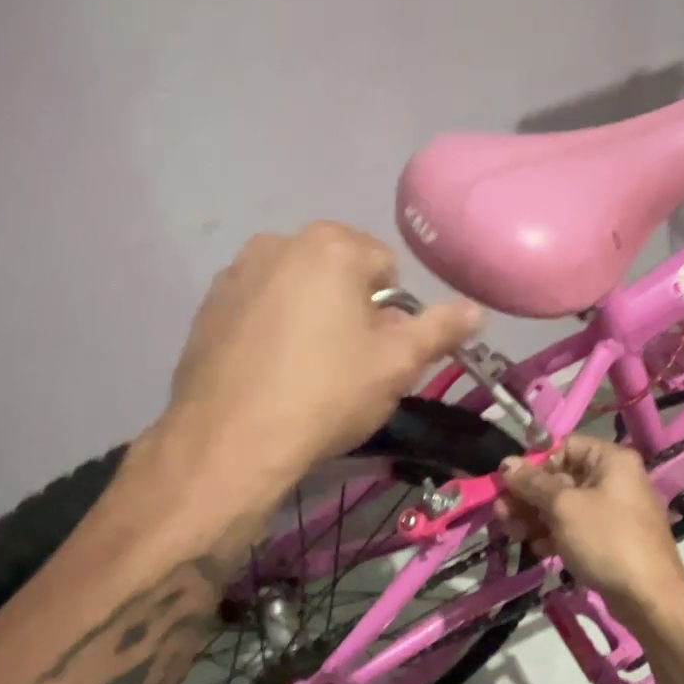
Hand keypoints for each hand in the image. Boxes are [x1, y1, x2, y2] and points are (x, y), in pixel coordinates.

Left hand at [155, 221, 480, 486]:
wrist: (231, 440)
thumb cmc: (327, 394)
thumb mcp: (398, 364)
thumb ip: (441, 328)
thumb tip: (476, 310)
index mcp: (331, 246)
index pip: (385, 265)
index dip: (392, 311)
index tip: (381, 352)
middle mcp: (279, 243)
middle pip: (338, 272)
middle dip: (351, 308)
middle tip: (350, 364)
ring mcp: (236, 273)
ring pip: (297, 289)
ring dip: (311, 316)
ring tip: (309, 371)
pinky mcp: (208, 307)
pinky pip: (260, 308)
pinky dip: (273, 330)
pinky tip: (272, 374)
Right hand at [497, 435, 683, 628]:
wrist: (649, 597)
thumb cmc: (607, 540)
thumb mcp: (564, 507)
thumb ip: (532, 483)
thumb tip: (506, 463)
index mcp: (611, 460)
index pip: (565, 446)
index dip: (534, 463)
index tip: (508, 484)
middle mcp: (615, 479)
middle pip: (561, 478)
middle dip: (529, 496)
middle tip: (500, 513)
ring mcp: (613, 511)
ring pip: (565, 506)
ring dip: (536, 517)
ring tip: (512, 533)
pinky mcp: (610, 539)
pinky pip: (576, 528)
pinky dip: (555, 535)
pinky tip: (537, 549)